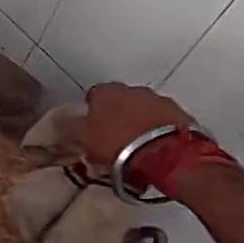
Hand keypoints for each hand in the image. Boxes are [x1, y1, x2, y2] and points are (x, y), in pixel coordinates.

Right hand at [77, 83, 196, 169]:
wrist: (165, 153)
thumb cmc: (116, 143)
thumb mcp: (83, 138)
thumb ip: (71, 128)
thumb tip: (62, 123)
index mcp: (107, 91)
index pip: (93, 95)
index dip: (90, 111)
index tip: (90, 128)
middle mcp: (134, 89)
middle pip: (120, 100)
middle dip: (116, 114)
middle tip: (112, 137)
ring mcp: (160, 100)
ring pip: (143, 109)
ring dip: (138, 122)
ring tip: (135, 146)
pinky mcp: (181, 115)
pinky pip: (163, 121)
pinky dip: (157, 130)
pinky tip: (154, 148)